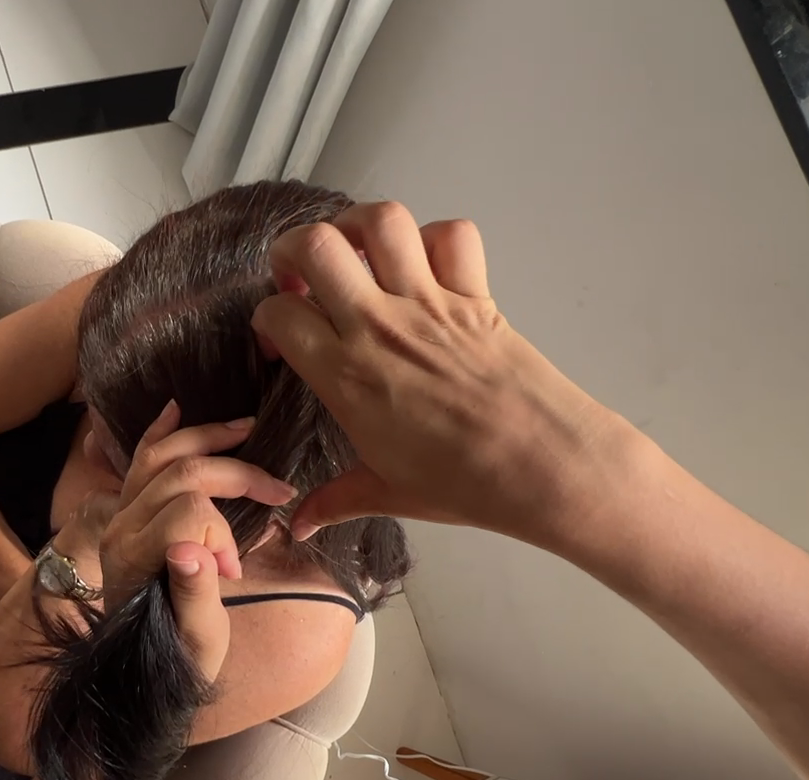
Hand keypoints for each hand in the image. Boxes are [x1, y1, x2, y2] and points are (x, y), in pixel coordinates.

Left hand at [93, 400, 296, 679]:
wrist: (139, 663)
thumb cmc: (176, 656)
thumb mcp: (195, 641)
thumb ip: (193, 594)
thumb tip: (193, 550)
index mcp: (136, 559)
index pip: (188, 514)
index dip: (223, 534)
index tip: (235, 569)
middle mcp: (120, 527)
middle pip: (180, 474)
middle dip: (235, 476)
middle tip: (276, 494)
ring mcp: (119, 514)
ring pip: (160, 454)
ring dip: (206, 438)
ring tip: (245, 429)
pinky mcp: (126, 510)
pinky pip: (139, 460)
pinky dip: (159, 433)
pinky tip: (176, 409)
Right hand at [250, 203, 644, 550]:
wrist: (543, 466)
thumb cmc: (457, 483)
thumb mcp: (383, 492)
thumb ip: (332, 501)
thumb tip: (298, 528)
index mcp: (344, 374)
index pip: (280, 314)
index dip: (265, 319)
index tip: (278, 341)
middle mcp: (378, 325)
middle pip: (316, 246)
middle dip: (291, 249)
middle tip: (298, 278)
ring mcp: (430, 302)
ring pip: (382, 222)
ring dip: (355, 227)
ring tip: (352, 255)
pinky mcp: (476, 294)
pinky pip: (452, 236)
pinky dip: (432, 240)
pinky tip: (421, 269)